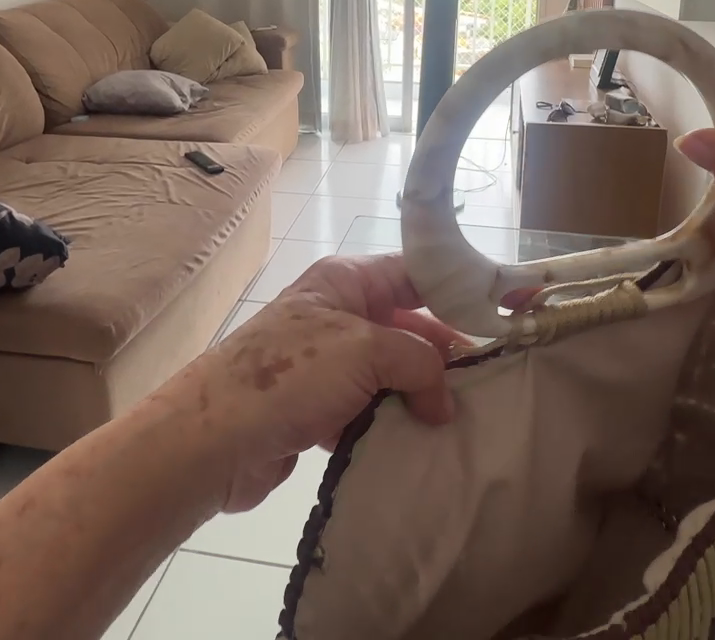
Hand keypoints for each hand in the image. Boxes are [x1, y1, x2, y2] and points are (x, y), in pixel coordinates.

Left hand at [164, 254, 462, 512]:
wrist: (214, 438)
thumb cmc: (290, 375)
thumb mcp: (365, 351)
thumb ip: (418, 363)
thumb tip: (443, 402)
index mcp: (346, 281)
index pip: (414, 272)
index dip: (457, 289)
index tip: (500, 315)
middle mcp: (337, 313)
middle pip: (405, 325)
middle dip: (441, 354)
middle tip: (483, 385)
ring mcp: (325, 361)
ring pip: (388, 371)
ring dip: (416, 393)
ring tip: (456, 419)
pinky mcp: (316, 406)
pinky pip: (366, 407)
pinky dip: (388, 422)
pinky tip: (413, 443)